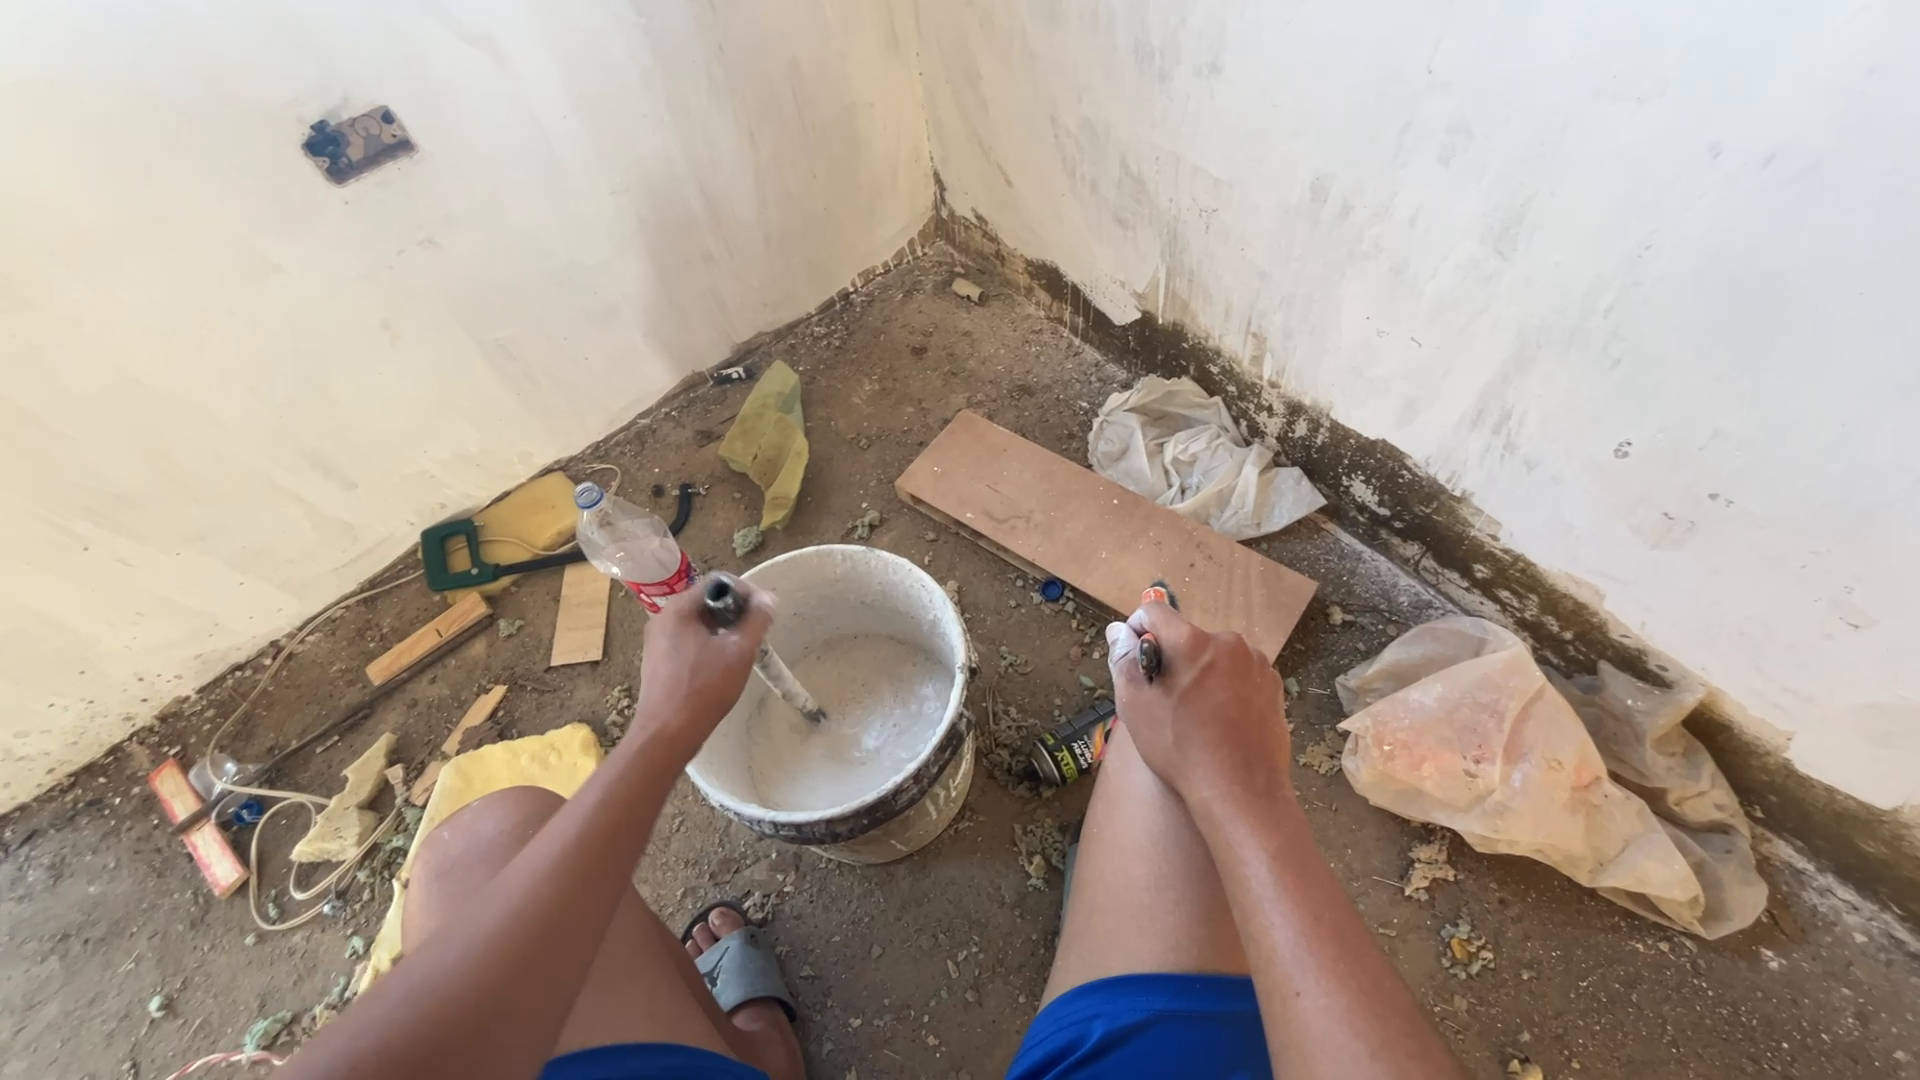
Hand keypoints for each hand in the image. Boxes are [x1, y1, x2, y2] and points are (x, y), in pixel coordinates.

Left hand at [631, 580, 774, 765]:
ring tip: (743, 650)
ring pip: (700, 621)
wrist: (666, 733)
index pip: (719, 581)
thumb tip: (767, 599)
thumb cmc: (704, 688)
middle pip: (708, 600)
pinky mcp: (658, 658)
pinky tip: (722, 665)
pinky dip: (709, 643)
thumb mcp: (739, 651)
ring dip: (725, 629)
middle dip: (736, 612)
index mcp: (679, 608)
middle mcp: (664, 617)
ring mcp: (658, 639)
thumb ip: (757, 619)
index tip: (765, 613)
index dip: (747, 592)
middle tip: (757, 632)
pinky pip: (689, 639)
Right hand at [1106, 602, 1292, 805]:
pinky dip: (1227, 686)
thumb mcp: (1136, 706)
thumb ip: (1124, 659)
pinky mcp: (1274, 684)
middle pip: (1186, 636)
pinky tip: (1222, 719)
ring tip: (1197, 713)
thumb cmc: (1180, 748)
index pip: (1154, 612)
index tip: (1135, 661)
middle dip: (1172, 658)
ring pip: (1214, 655)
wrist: (1241, 791)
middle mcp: (1227, 642)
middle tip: (1167, 699)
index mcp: (1191, 642)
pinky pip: (1239, 672)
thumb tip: (1120, 631)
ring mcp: (1256, 662)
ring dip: (1201, 671)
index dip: (1137, 631)